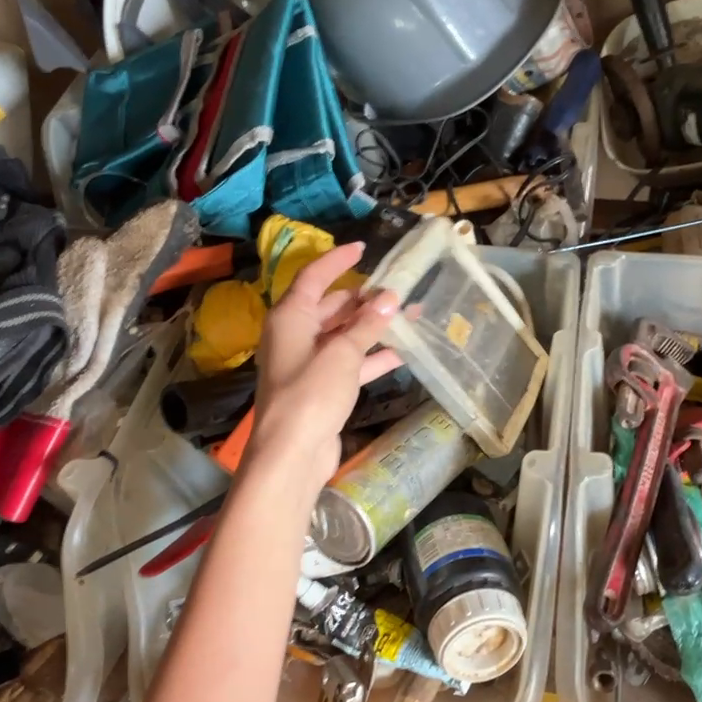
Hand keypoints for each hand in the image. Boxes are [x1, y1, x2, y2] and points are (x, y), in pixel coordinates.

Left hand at [246, 242, 401, 483]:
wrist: (293, 452)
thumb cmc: (311, 394)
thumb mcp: (342, 354)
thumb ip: (367, 325)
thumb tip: (390, 298)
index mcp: (291, 317)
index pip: (315, 277)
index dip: (338, 261)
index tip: (363, 249)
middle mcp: (296, 335)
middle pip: (332, 307)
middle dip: (365, 299)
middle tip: (400, 290)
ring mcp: (309, 363)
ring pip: (345, 336)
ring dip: (374, 328)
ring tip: (410, 317)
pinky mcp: (323, 388)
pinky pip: (351, 363)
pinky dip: (373, 357)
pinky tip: (402, 353)